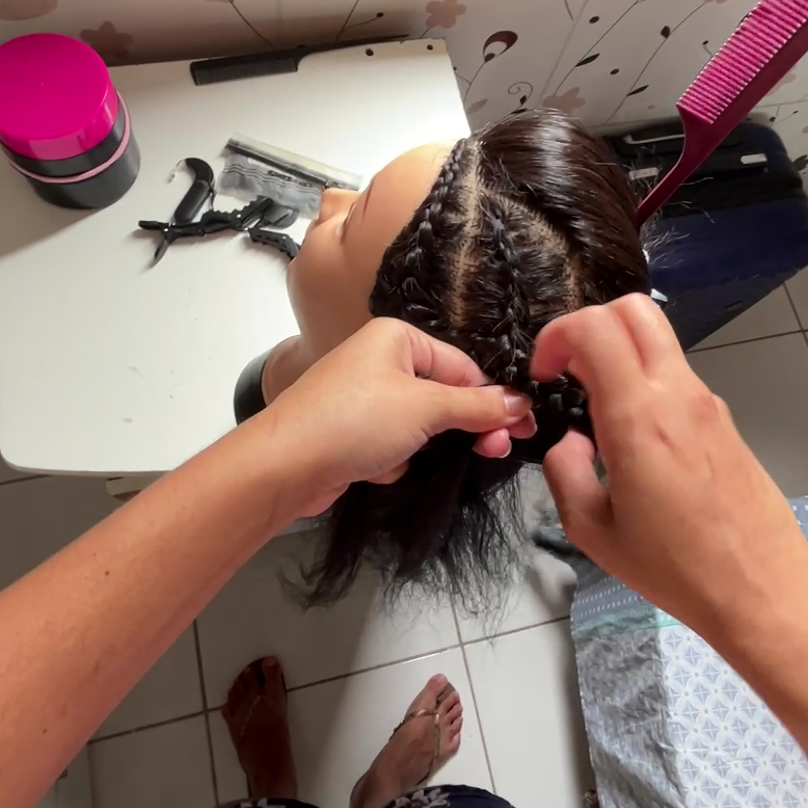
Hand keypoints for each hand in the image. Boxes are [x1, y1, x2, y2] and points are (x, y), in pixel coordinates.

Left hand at [251, 317, 535, 518]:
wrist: (283, 466)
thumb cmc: (357, 420)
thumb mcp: (426, 407)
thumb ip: (476, 405)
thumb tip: (520, 402)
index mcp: (398, 338)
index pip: (463, 364)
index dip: (494, 396)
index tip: (524, 427)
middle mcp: (381, 362)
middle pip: (445, 393)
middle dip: (468, 424)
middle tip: (499, 450)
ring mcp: (366, 399)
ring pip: (422, 423)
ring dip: (428, 445)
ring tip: (430, 461)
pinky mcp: (354, 434)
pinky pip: (395, 443)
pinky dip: (395, 458)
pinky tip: (379, 469)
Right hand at [532, 294, 807, 639]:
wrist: (764, 591)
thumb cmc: (675, 568)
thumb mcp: (592, 530)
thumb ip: (563, 470)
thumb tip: (570, 438)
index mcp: (639, 418)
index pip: (595, 328)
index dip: (556, 336)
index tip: (545, 375)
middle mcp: (677, 394)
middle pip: (634, 309)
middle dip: (588, 325)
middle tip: (569, 371)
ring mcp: (707, 402)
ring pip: (657, 340)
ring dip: (618, 355)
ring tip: (599, 413)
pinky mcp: (724, 419)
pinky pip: (675, 376)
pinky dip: (644, 381)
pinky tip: (637, 439)